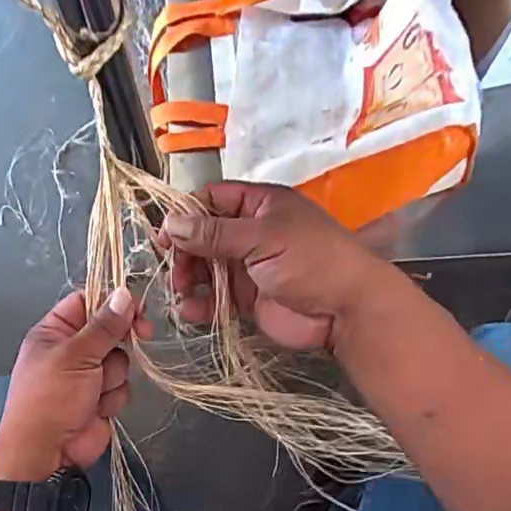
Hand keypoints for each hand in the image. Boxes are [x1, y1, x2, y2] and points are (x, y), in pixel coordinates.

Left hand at [0, 287, 146, 477]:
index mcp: (55, 331)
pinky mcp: (102, 398)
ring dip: (113, 375)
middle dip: (121, 341)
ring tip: (94, 390)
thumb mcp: (76, 355)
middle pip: (111, 331)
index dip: (113, 303)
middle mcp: (72, 350)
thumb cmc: (51, 397)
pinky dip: (113, 397)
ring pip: (121, 361)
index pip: (87, 303)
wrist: (47, 451)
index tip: (138, 307)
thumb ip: (104, 326)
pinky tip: (97, 408)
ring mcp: (88, 376)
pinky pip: (122, 387)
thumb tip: (125, 294)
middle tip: (141, 335)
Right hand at [156, 182, 400, 351]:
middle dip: (185, 252)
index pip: (212, 199)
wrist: (345, 310)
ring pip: (206, 269)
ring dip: (189, 279)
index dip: (186, 214)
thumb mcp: (261, 238)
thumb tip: (172, 223)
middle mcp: (251, 233)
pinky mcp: (248, 300)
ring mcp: (249, 268)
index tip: (165, 234)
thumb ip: (214, 233)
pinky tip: (190, 310)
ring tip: (180, 290)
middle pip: (204, 236)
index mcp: (259, 206)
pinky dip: (200, 304)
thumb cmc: (311, 261)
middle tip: (174, 269)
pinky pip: (216, 299)